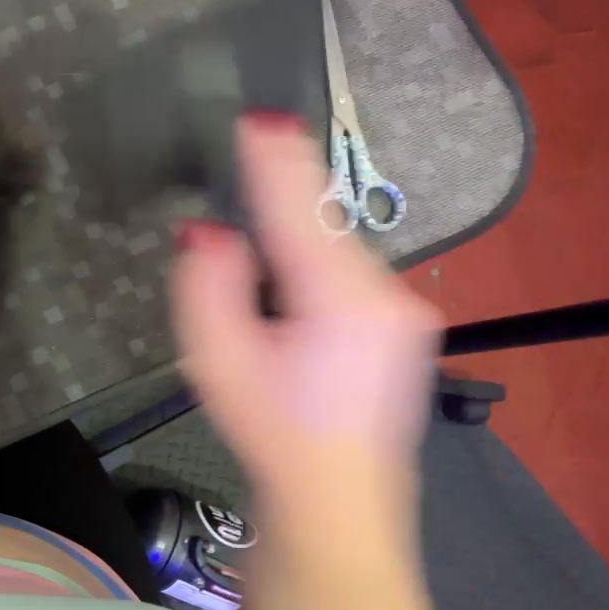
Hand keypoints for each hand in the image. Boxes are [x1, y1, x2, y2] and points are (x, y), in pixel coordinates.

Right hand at [169, 114, 441, 504]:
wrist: (337, 494)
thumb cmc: (269, 429)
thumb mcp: (217, 360)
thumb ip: (207, 288)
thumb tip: (205, 232)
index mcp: (340, 300)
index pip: (298, 211)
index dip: (275, 160)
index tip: (259, 115)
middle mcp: (385, 292)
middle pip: (320, 225)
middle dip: (280, 198)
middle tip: (245, 162)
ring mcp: (402, 307)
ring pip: (334, 248)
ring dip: (292, 234)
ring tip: (256, 237)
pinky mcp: (402, 321)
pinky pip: (346, 270)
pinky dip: (310, 260)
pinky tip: (285, 283)